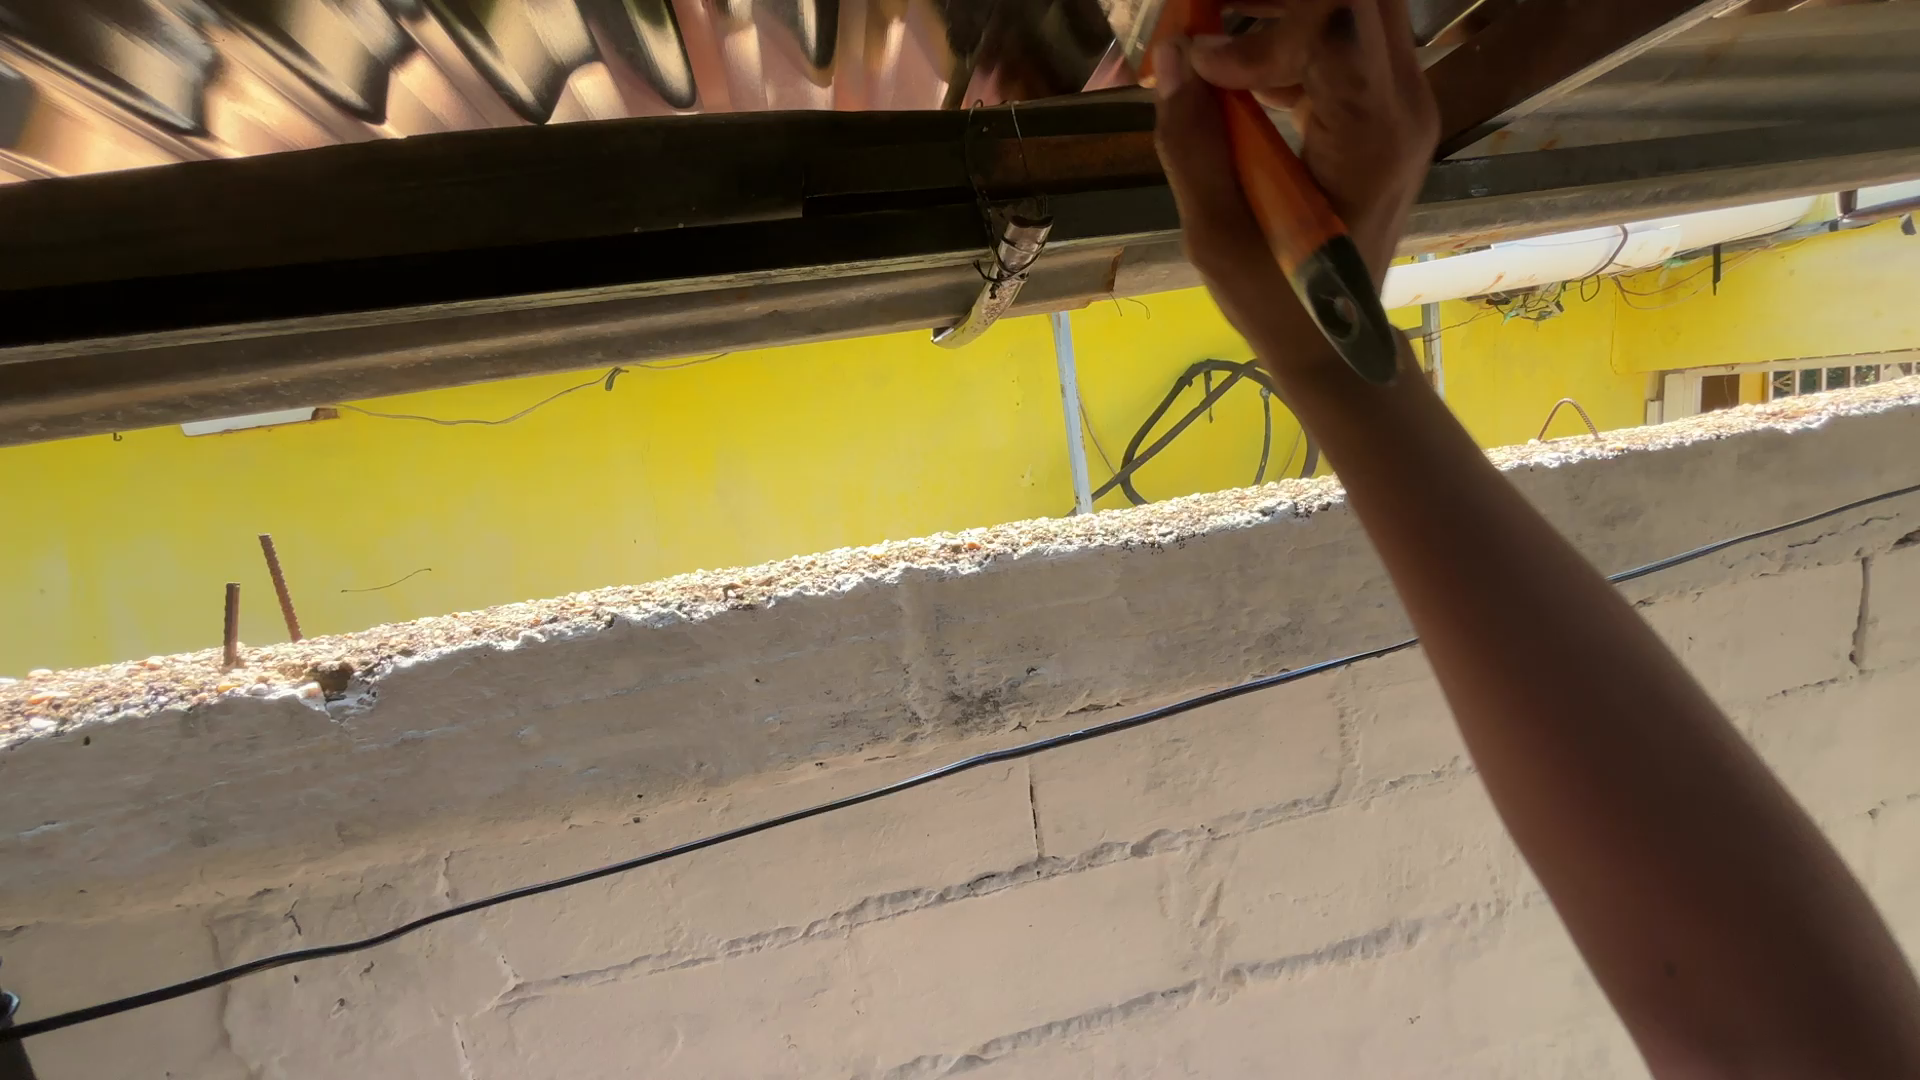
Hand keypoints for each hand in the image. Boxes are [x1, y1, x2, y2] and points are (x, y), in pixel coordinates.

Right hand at [1152, 1, 1437, 346]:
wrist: (1334, 339)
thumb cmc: (1274, 302)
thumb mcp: (1216, 235)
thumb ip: (1192, 144)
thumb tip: (1170, 58)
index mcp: (1371, 136)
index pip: (1336, 19)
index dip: (1256, 30)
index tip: (1197, 69)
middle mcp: (1405, 101)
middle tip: (1199, 23)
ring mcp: (1401, 103)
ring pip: (1351, 6)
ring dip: (1275, 13)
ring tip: (1210, 47)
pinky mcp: (1383, 112)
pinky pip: (1342, 43)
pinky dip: (1284, 43)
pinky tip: (1237, 79)